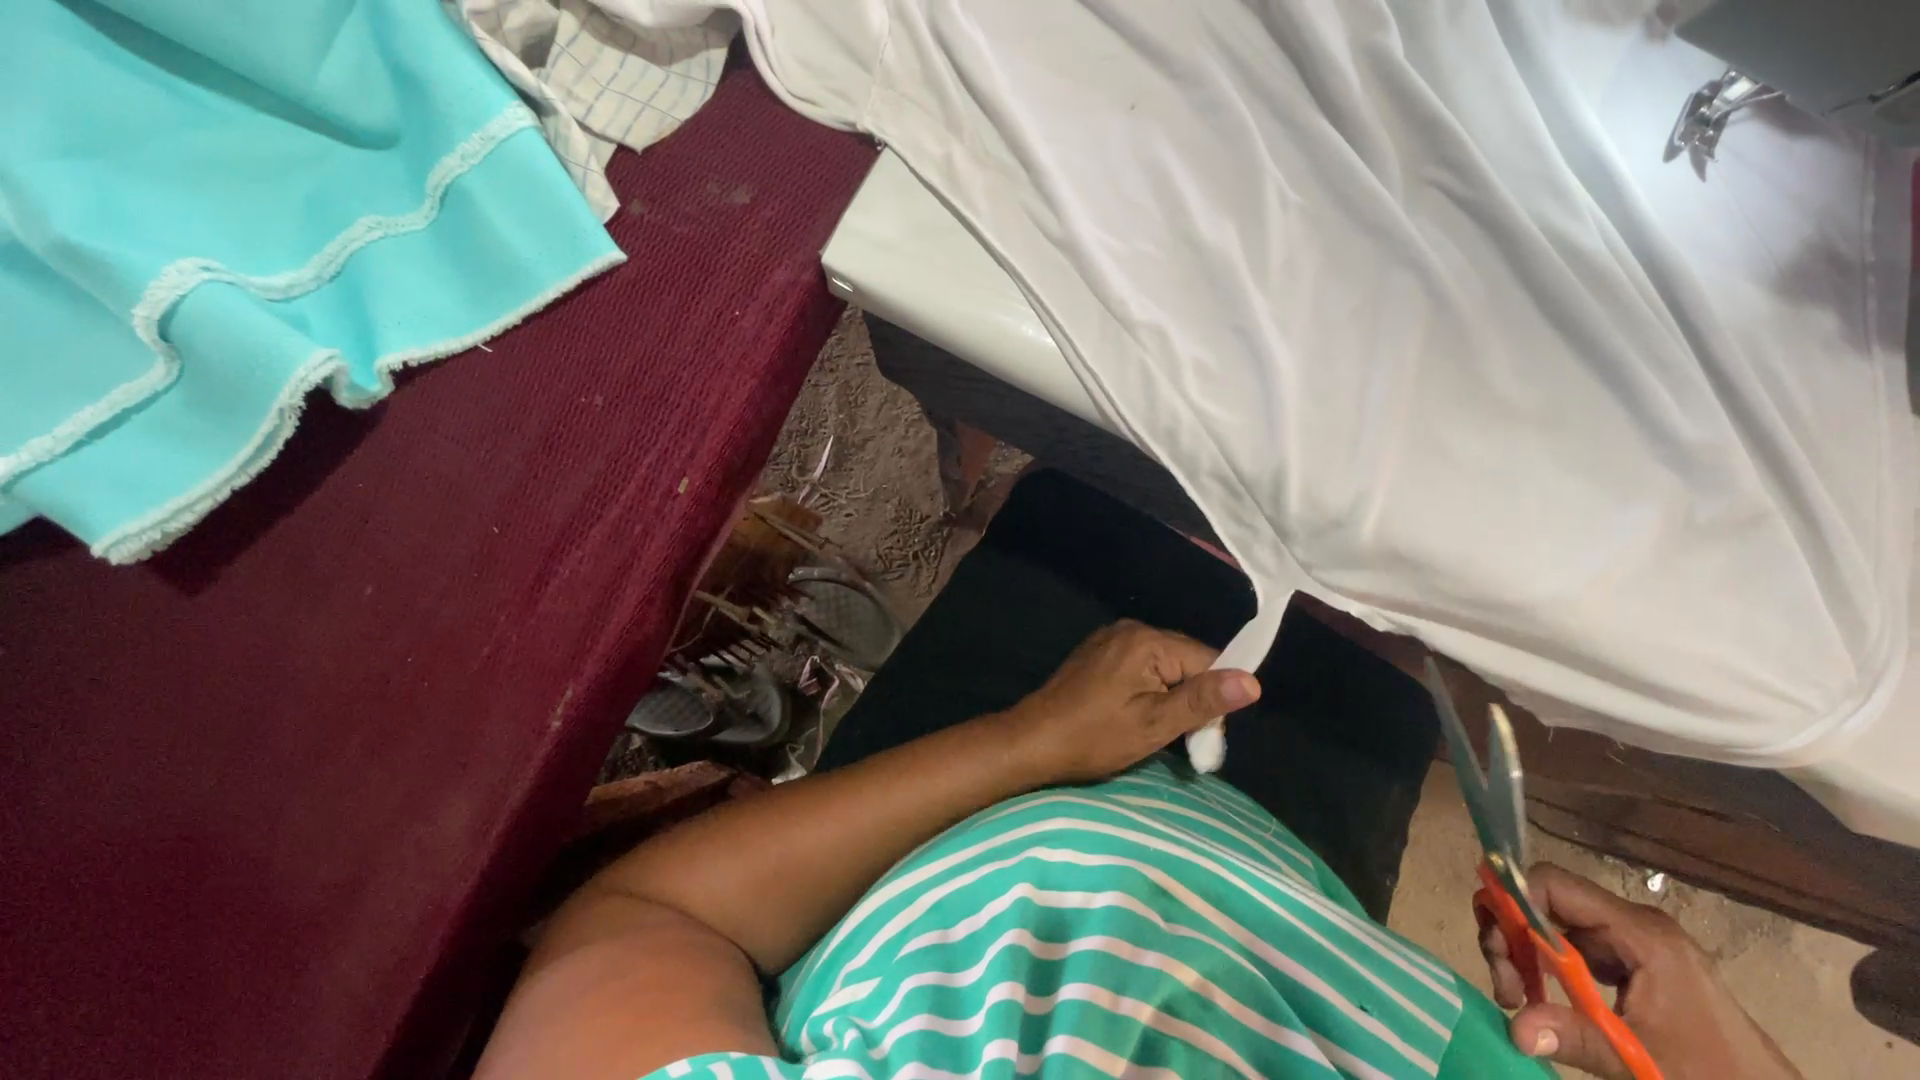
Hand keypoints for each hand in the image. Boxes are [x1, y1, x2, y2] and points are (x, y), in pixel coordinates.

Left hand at [997, 620, 1259, 786]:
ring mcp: (1111, 639)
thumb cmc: (1094, 737)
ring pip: (1164, 666)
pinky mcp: (1098, 653)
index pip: (1208, 660)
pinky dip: (1146, 691)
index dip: (1213, 699)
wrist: (1032, 741)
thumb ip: (1203, 701)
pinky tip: (1131, 716)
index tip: (1200, 736)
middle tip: (1175, 739)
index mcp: (1148, 641)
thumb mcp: (1154, 725)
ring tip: (1151, 730)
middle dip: (1190, 699)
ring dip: (1168, 697)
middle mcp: (1131, 629)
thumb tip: (1253, 681)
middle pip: (1186, 661)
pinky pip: (1140, 667)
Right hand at [1480, 863, 1804, 1079]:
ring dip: (1523, 955)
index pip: (1554, 885)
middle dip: (1511, 936)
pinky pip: (1571, 948)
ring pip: (1552, 926)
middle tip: (1503, 986)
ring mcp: (1632, 943)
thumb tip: (1513, 1028)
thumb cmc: (1714, 1074)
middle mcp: (1633, 925)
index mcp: (1641, 933)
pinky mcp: (1632, 963)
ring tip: (1517, 999)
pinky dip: (1545, 968)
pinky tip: (1542, 1002)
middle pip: (1546, 903)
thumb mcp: (1643, 1060)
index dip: (1513, 901)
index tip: (1495, 945)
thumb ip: (1576, 1038)